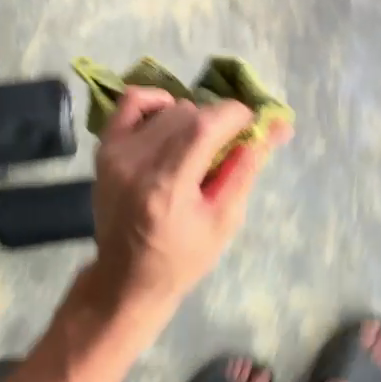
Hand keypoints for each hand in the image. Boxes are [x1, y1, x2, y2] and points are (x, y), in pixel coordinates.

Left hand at [85, 87, 286, 307]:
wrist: (125, 279)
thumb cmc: (181, 258)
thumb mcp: (224, 221)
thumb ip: (246, 169)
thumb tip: (275, 127)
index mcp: (168, 186)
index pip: (205, 126)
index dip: (235, 115)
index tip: (252, 125)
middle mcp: (136, 162)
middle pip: (188, 114)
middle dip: (217, 122)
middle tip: (228, 146)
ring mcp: (115, 153)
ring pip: (167, 109)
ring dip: (191, 118)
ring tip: (198, 146)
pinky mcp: (104, 149)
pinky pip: (131, 102)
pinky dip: (156, 102)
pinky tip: (169, 119)